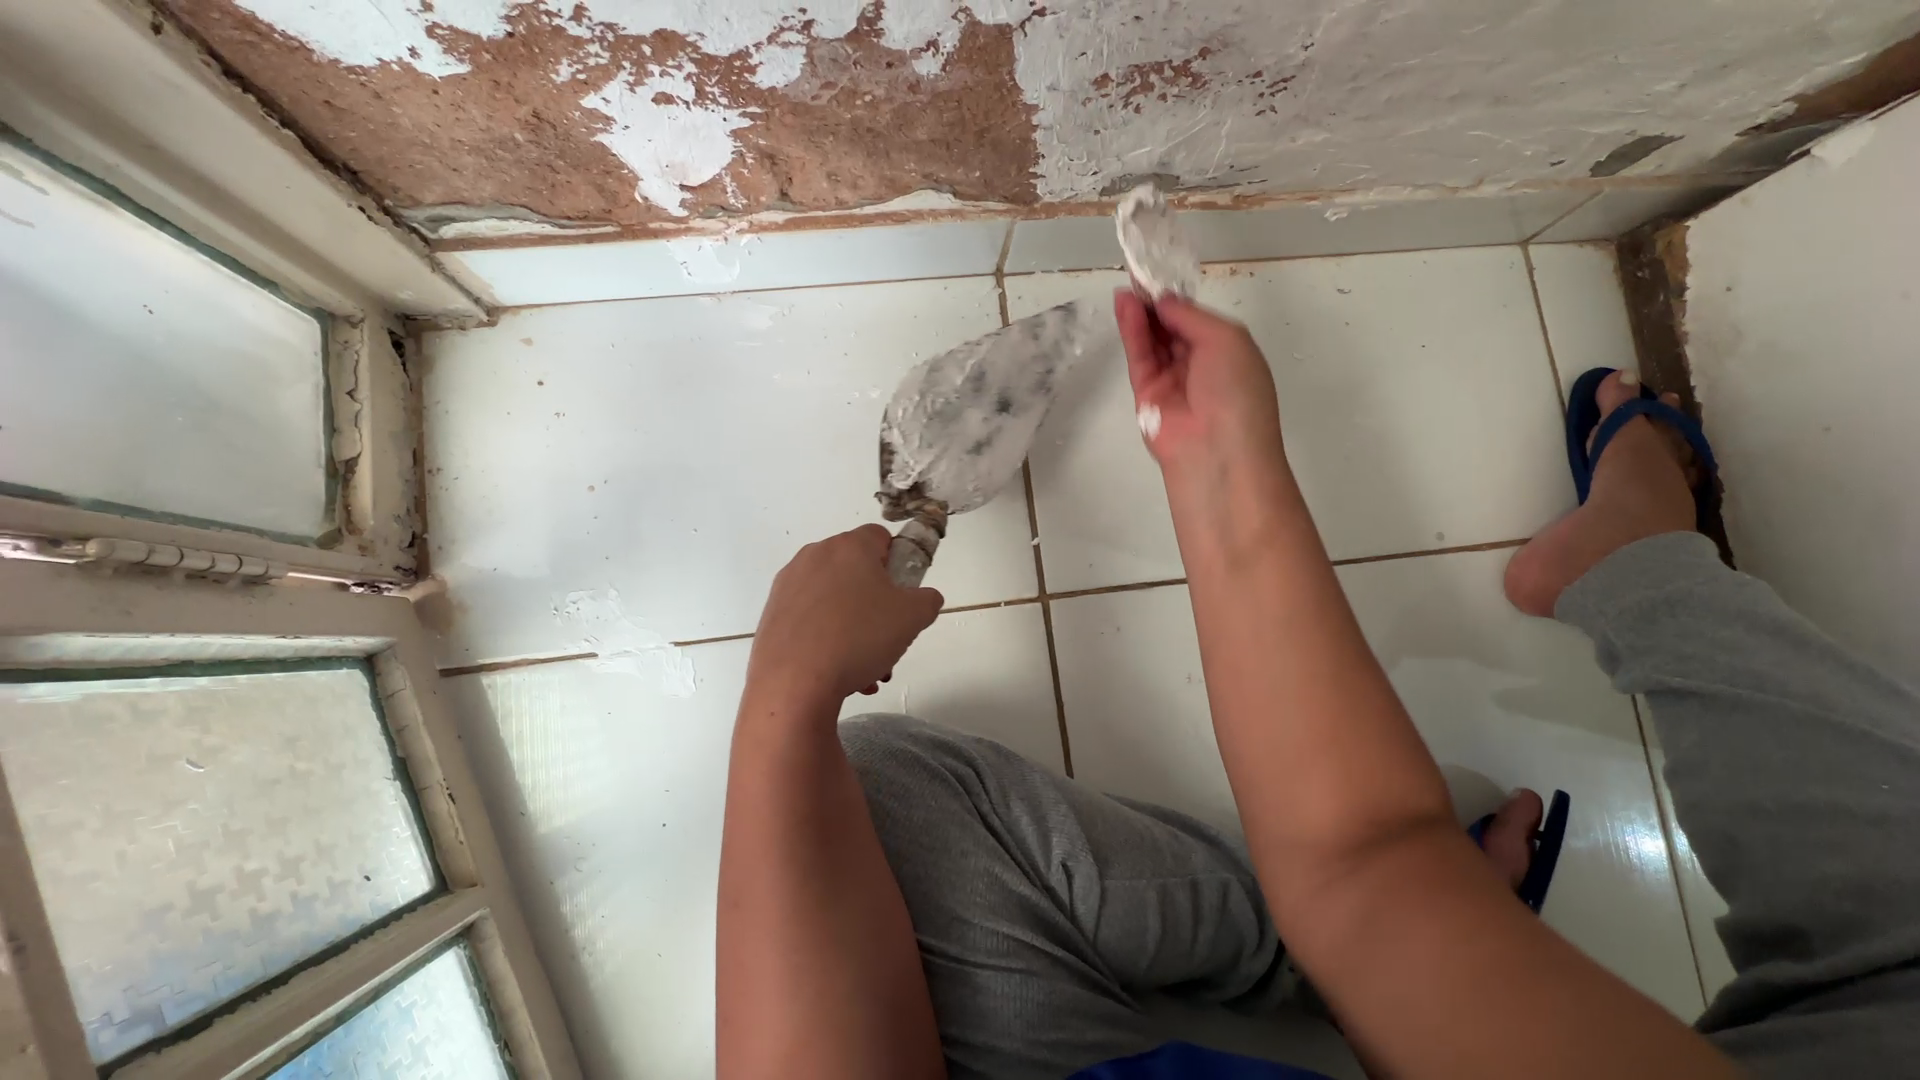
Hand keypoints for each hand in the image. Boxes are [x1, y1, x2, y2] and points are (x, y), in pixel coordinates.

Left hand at [746, 525, 943, 705]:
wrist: (793, 681)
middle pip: (856, 572)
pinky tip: (839, 674)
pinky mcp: (772, 613)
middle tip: (887, 638)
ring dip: (855, 629)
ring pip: (834, 601)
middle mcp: (815, 556)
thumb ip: (927, 599)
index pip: (881, 537)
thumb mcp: (913, 617)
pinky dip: (827, 640)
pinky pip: (811, 620)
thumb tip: (922, 599)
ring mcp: (789, 585)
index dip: (897, 563)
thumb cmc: (859, 637)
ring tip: (866, 669)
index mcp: (849, 546)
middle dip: (877, 605)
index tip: (901, 596)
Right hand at [1114, 289, 1285, 476]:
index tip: (1158, 275)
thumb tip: (1163, 301)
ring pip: (1152, 340)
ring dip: (1140, 313)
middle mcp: (1199, 365)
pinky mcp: (1146, 394)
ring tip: (1126, 285)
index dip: (1178, 299)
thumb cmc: (1236, 392)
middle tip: (1136, 274)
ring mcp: (1171, 380)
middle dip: (1156, 302)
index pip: (1197, 320)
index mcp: (1228, 352)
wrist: (1218, 452)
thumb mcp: (1227, 340)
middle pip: (1171, 328)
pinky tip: (1125, 306)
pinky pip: (1139, 356)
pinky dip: (1132, 331)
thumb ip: (1190, 316)